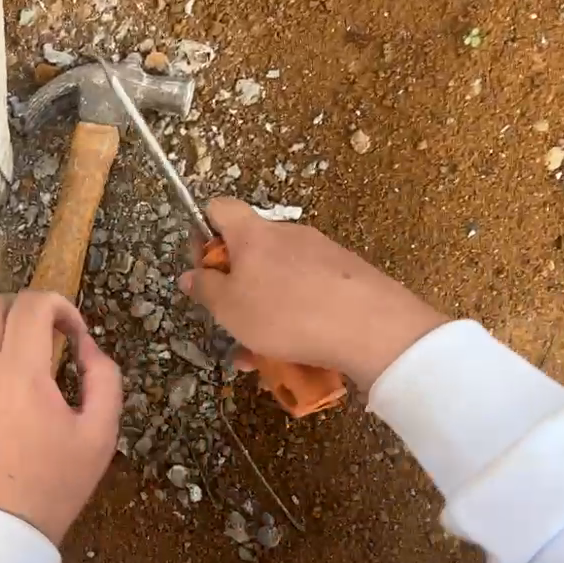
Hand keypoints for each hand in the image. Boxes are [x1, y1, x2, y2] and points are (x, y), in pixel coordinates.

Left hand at [0, 291, 122, 543]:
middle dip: (28, 308)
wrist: (1, 530)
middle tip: (52, 336)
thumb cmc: (56, 483)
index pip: (33, 305)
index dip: (62, 306)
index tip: (76, 335)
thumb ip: (104, 378)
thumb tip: (87, 346)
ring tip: (22, 347)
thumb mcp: (101, 434)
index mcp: (21, 373)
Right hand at [178, 197, 446, 390]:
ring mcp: (323, 253)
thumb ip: (205, 289)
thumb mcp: (229, 309)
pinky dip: (296, 317)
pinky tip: (296, 354)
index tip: (203, 268)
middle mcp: (288, 233)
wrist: (374, 329)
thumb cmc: (287, 314)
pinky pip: (309, 292)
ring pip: (280, 278)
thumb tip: (189, 275)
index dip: (202, 232)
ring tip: (262, 354)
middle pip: (250, 248)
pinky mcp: (349, 276)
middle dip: (236, 284)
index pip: (218, 208)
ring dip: (265, 308)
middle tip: (230, 319)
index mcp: (253, 233)